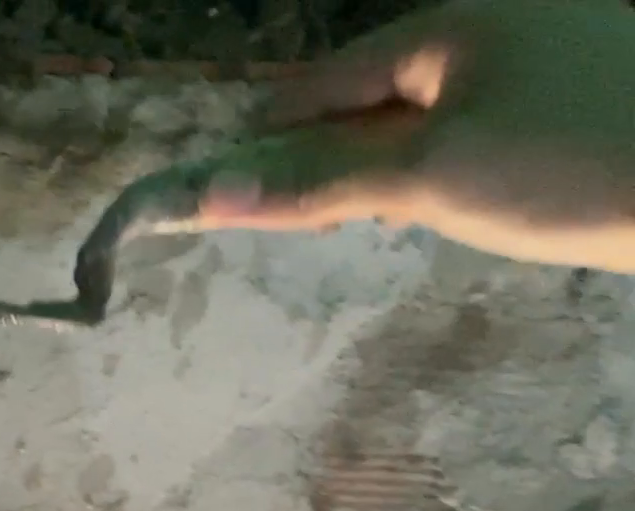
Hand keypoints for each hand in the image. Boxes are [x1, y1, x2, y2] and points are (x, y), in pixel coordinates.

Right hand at [196, 0, 634, 273]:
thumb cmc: (567, 167)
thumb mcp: (424, 179)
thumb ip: (311, 186)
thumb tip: (206, 196)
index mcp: (448, 28)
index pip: (313, 88)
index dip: (267, 147)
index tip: (248, 208)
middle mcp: (485, 29)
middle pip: (356, 101)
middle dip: (323, 162)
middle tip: (323, 220)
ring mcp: (525, 61)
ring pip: (402, 120)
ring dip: (370, 171)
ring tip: (378, 218)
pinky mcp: (554, 98)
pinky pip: (453, 128)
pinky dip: (424, 168)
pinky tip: (435, 201)